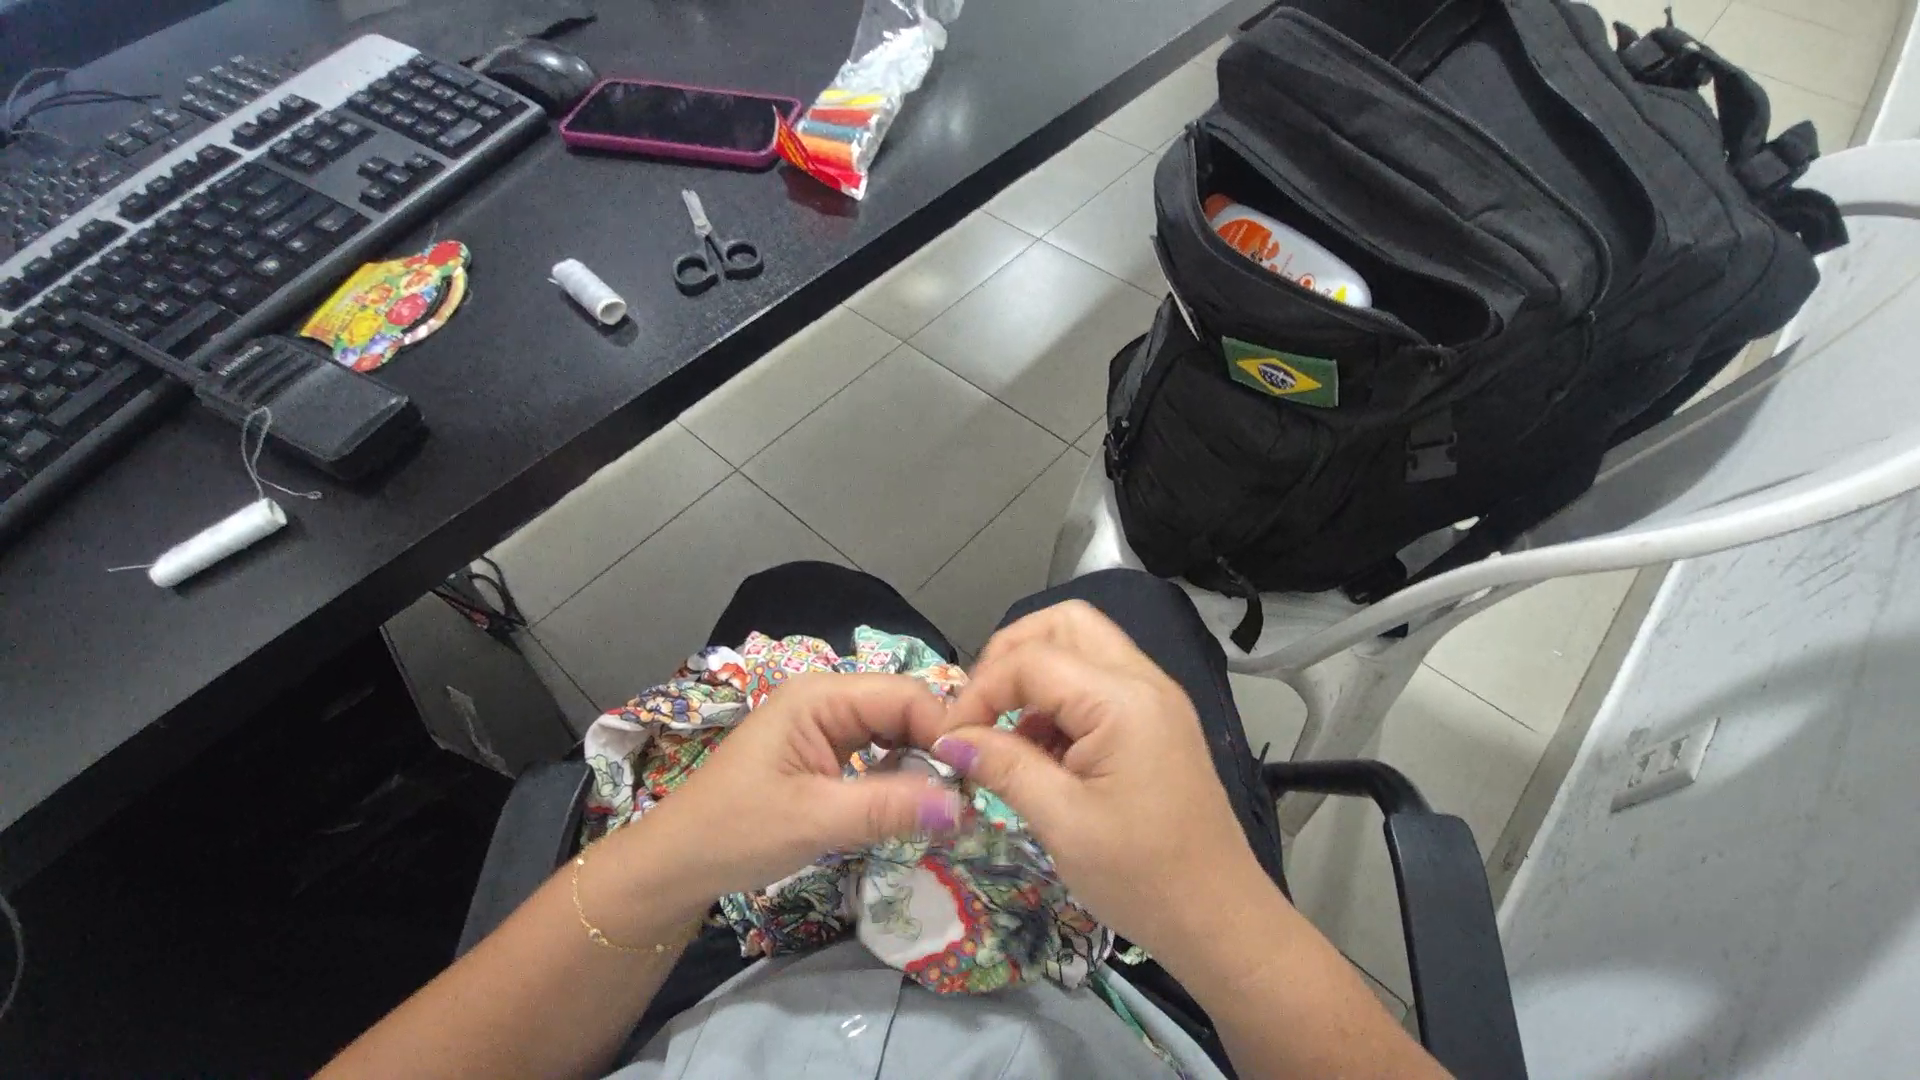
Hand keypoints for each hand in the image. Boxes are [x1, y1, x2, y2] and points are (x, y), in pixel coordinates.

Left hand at [631, 672, 963, 900]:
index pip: (905, 695)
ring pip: (893, 729)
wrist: (675, 864)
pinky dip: (898, 773)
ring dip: (920, 762)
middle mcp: (826, 697)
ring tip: (948, 802)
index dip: (945, 731)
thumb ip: (891, 808)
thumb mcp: (817, 820)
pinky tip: (912, 800)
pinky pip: (876, 749)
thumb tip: (966, 808)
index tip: (977, 779)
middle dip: (936, 747)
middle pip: (903, 708)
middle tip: (968, 797)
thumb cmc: (736, 832)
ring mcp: (824, 722)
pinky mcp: (823, 749)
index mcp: (820, 695)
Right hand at [930, 602, 1271, 954]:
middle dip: (1011, 654)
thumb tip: (949, 738)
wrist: (1221, 921)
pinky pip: (1097, 680)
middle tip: (982, 706)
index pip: (1032, 659)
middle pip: (1064, 623)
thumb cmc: (1143, 877)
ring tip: (1008, 732)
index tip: (951, 737)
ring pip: (1082, 645)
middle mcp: (1144, 681)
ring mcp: (1154, 697)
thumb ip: (1003, 766)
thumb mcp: (1062, 822)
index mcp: (1123, 700)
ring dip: (1035, 674)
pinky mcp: (1155, 719)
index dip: (980, 690)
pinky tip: (1042, 749)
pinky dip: (1059, 698)